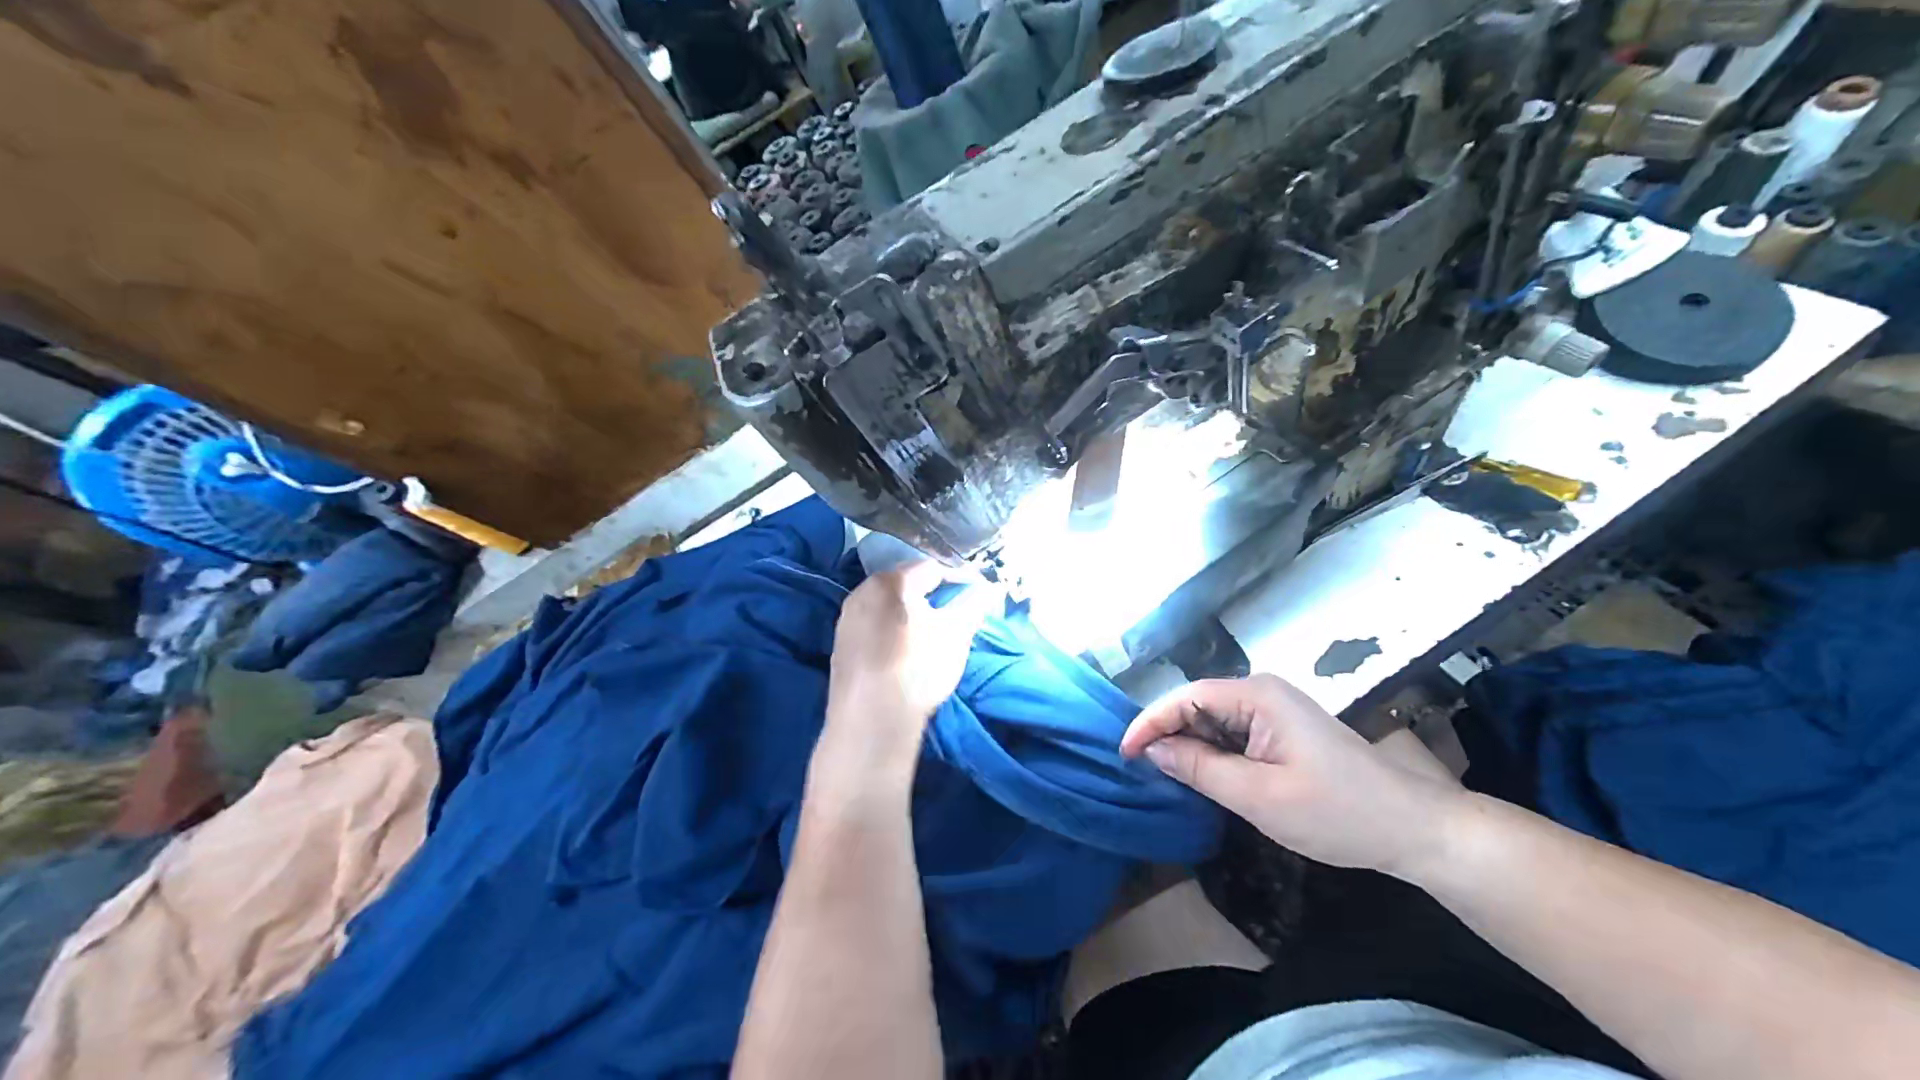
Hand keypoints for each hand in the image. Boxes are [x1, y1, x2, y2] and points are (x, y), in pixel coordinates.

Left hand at [826, 561, 990, 757]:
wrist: (871, 720)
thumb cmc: (918, 668)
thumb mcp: (957, 635)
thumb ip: (973, 607)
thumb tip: (986, 591)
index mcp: (889, 581)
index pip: (931, 568)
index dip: (956, 579)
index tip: (973, 596)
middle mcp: (861, 593)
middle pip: (904, 586)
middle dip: (929, 597)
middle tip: (952, 617)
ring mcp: (845, 622)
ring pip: (886, 609)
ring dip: (908, 616)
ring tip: (928, 639)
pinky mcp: (839, 649)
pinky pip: (872, 630)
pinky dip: (889, 635)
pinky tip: (902, 657)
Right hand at [1120, 674, 1467, 879]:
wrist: (1414, 829)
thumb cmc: (1337, 812)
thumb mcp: (1258, 796)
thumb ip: (1200, 768)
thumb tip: (1154, 750)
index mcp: (1258, 696)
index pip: (1186, 698)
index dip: (1150, 722)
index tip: (1124, 753)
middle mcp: (1263, 692)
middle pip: (1198, 705)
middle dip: (1168, 733)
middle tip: (1141, 768)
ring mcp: (1275, 711)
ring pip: (1214, 720)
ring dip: (1189, 745)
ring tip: (1165, 774)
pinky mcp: (1283, 731)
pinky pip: (1234, 734)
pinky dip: (1213, 753)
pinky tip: (1202, 775)